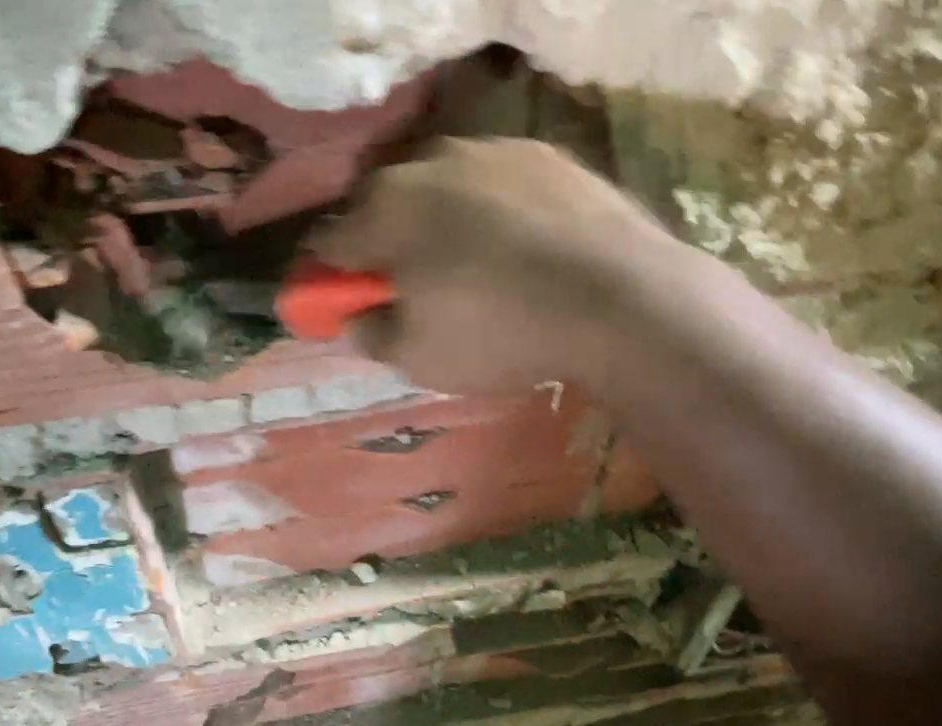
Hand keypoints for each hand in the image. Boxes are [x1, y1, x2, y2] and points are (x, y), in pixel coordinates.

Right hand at [306, 137, 709, 397]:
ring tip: (471, 274)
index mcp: (384, 211)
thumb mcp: (417, 356)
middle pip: (384, 208)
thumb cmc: (497, 331)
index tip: (340, 308)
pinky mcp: (546, 156)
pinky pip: (497, 189)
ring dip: (439, 227)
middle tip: (407, 293)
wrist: (616, 297)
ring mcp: (491, 152)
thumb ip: (372, 333)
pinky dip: (493, 217)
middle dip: (383, 248)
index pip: (328, 244)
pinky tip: (519, 254)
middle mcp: (429, 165)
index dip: (325, 281)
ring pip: (443, 193)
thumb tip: (358, 318)